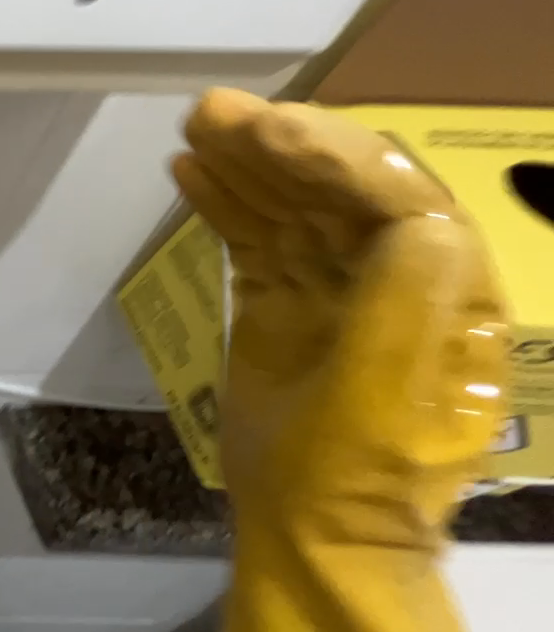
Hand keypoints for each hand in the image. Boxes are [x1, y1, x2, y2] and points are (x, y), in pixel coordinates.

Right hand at [173, 89, 507, 527]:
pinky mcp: (277, 303)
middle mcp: (392, 280)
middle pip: (338, 193)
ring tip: (194, 125)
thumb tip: (418, 221)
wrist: (308, 523)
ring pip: (289, 209)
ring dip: (245, 164)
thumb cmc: (351, 473)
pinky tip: (189, 173)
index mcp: (441, 296)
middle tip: (213, 108)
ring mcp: (329, 290)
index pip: (395, 201)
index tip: (264, 126)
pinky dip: (221, 204)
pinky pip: (253, 239)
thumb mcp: (385, 402)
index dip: (334, 156)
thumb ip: (403, 311)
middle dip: (280, 146)